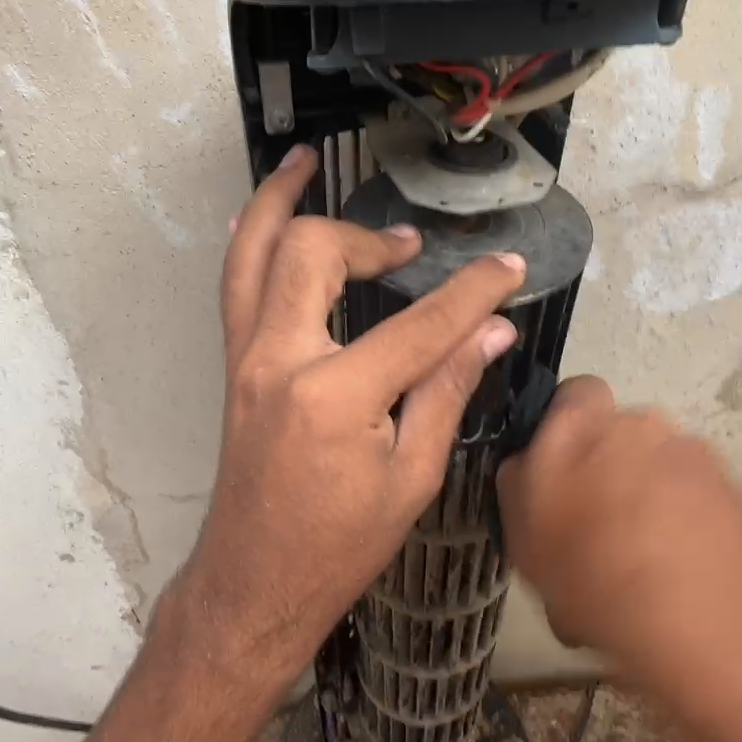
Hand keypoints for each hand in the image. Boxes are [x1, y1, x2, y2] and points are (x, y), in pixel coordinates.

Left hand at [178, 145, 525, 687]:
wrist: (256, 582)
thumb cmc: (339, 546)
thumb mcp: (412, 477)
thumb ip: (447, 391)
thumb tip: (493, 334)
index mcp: (335, 396)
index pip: (420, 324)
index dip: (474, 292)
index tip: (508, 270)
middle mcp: (279, 361)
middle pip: (316, 254)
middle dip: (369, 239)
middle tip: (409, 249)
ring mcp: (246, 359)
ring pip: (254, 253)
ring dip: (280, 201)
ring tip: (303, 159)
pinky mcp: (234, 367)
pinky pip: (235, 285)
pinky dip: (250, 240)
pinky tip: (262, 214)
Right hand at [496, 376, 741, 693]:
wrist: (704, 619)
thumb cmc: (591, 580)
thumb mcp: (524, 545)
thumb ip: (520, 492)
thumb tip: (526, 472)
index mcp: (573, 427)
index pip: (571, 394)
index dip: (566, 427)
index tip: (561, 471)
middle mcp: (634, 422)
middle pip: (617, 431)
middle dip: (609, 463)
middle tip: (598, 521)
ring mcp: (689, 450)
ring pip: (657, 460)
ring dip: (649, 489)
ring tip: (645, 554)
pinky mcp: (731, 482)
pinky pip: (694, 489)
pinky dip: (686, 513)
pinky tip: (680, 564)